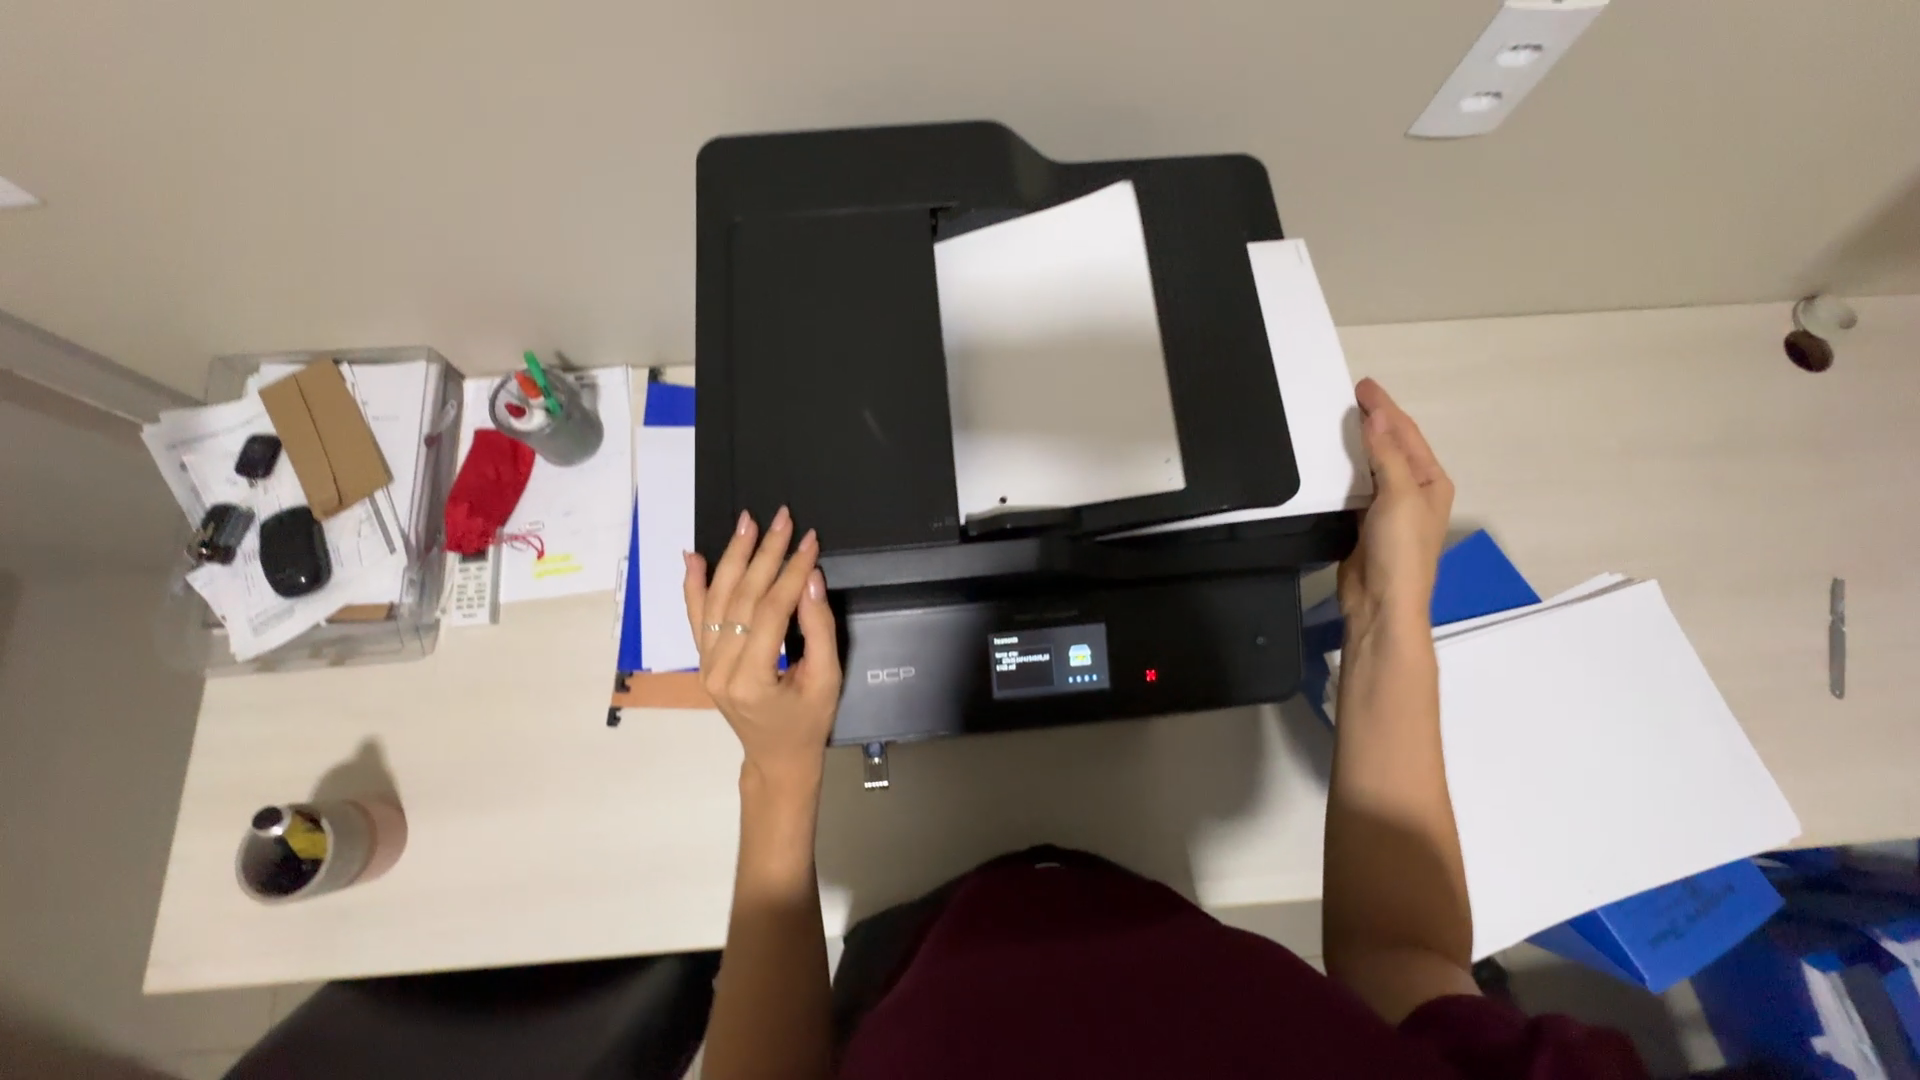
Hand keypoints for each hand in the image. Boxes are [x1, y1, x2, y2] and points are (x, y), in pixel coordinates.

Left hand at [683, 507, 842, 790]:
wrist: (777, 757)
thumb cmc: (807, 722)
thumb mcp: (827, 679)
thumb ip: (818, 630)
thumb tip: (811, 579)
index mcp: (751, 679)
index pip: (770, 611)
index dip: (792, 573)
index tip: (810, 542)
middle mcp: (718, 669)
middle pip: (741, 598)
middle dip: (765, 554)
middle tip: (783, 519)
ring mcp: (705, 664)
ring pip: (716, 600)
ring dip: (732, 557)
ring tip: (747, 523)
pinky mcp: (703, 660)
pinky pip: (696, 617)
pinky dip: (694, 584)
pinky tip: (695, 556)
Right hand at [1339, 379, 1453, 627]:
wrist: (1382, 602)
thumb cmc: (1399, 551)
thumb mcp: (1398, 497)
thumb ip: (1386, 455)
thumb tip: (1376, 417)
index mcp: (1429, 482)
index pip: (1405, 434)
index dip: (1385, 408)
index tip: (1362, 385)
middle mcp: (1413, 491)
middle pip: (1393, 446)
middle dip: (1375, 420)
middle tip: (1351, 397)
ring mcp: (1389, 509)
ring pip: (1373, 465)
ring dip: (1359, 444)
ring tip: (1338, 422)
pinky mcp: (1365, 524)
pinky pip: (1356, 486)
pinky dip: (1345, 470)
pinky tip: (1331, 462)